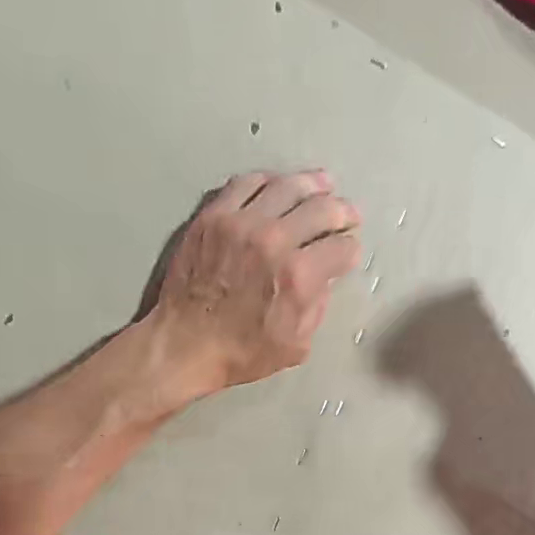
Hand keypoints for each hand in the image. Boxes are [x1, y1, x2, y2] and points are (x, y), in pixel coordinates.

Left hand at [143, 169, 361, 397]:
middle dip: (343, 211)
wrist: (184, 345)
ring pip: (287, 185)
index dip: (350, 250)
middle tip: (347, 215)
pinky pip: (247, 183)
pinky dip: (269, 182)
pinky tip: (277, 187)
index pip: (342, 246)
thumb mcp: (296, 344)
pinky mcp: (213, 217)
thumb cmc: (241, 353)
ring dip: (312, 184)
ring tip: (322, 185)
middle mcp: (274, 240)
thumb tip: (325, 277)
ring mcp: (241, 223)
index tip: (347, 252)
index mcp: (299, 276)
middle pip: (323, 207)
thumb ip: (318, 305)